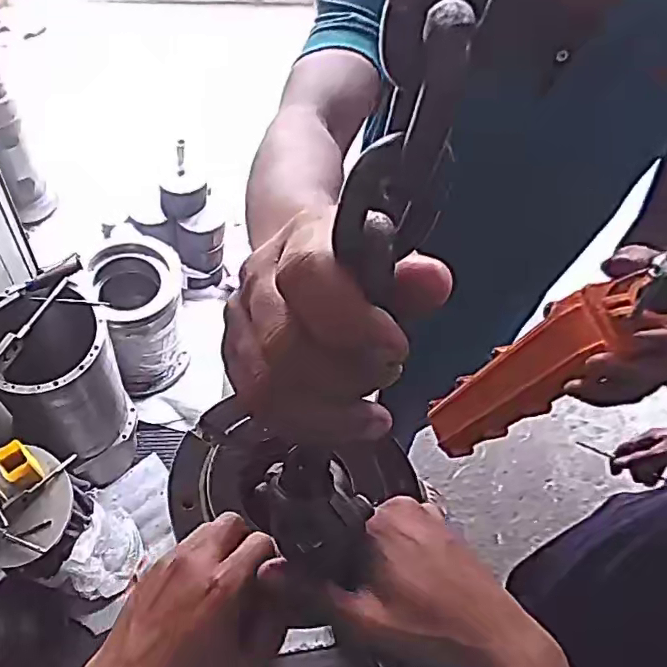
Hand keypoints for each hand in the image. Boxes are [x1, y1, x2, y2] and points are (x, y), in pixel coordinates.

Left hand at [61, 514, 288, 666]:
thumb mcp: (248, 665)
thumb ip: (274, 617)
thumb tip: (281, 583)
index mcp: (221, 583)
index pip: (261, 539)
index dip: (274, 557)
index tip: (271, 577)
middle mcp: (193, 563)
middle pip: (232, 521)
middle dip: (247, 541)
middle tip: (250, 571)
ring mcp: (169, 561)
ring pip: (205, 528)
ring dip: (222, 546)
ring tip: (224, 581)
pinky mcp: (152, 566)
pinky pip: (184, 545)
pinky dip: (198, 556)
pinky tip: (199, 590)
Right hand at [224, 208, 451, 442]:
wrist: (303, 254)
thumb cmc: (347, 262)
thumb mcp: (388, 260)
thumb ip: (411, 275)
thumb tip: (431, 281)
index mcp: (300, 241)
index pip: (308, 276)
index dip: (352, 320)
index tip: (395, 347)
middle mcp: (259, 281)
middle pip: (282, 344)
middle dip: (345, 376)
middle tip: (386, 374)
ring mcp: (240, 324)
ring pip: (264, 386)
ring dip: (326, 413)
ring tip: (368, 413)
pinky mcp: (236, 362)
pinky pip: (260, 408)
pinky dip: (308, 426)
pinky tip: (344, 424)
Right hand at [267, 497, 562, 666]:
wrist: (498, 644)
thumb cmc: (436, 631)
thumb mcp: (359, 618)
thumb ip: (309, 592)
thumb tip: (269, 572)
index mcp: (380, 518)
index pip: (328, 526)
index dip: (327, 560)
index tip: (339, 584)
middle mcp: (405, 508)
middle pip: (352, 528)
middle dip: (352, 559)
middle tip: (368, 597)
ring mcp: (428, 516)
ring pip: (379, 532)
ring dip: (377, 559)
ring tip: (394, 595)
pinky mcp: (445, 529)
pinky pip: (405, 536)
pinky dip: (402, 557)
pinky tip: (413, 589)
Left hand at [565, 246, 666, 405]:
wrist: (651, 287)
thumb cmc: (657, 277)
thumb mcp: (649, 261)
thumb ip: (634, 260)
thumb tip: (614, 264)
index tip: (638, 338)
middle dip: (627, 371)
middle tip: (594, 364)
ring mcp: (665, 364)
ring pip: (644, 386)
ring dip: (607, 389)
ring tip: (576, 384)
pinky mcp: (641, 375)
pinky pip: (624, 391)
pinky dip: (598, 393)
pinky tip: (575, 387)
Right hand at [609, 426, 666, 484]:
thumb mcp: (660, 454)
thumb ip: (638, 459)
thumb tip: (618, 464)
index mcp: (649, 436)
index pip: (625, 447)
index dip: (618, 460)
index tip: (616, 474)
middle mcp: (659, 440)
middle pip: (639, 457)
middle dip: (637, 470)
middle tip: (643, 481)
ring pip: (656, 463)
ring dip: (653, 474)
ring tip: (657, 484)